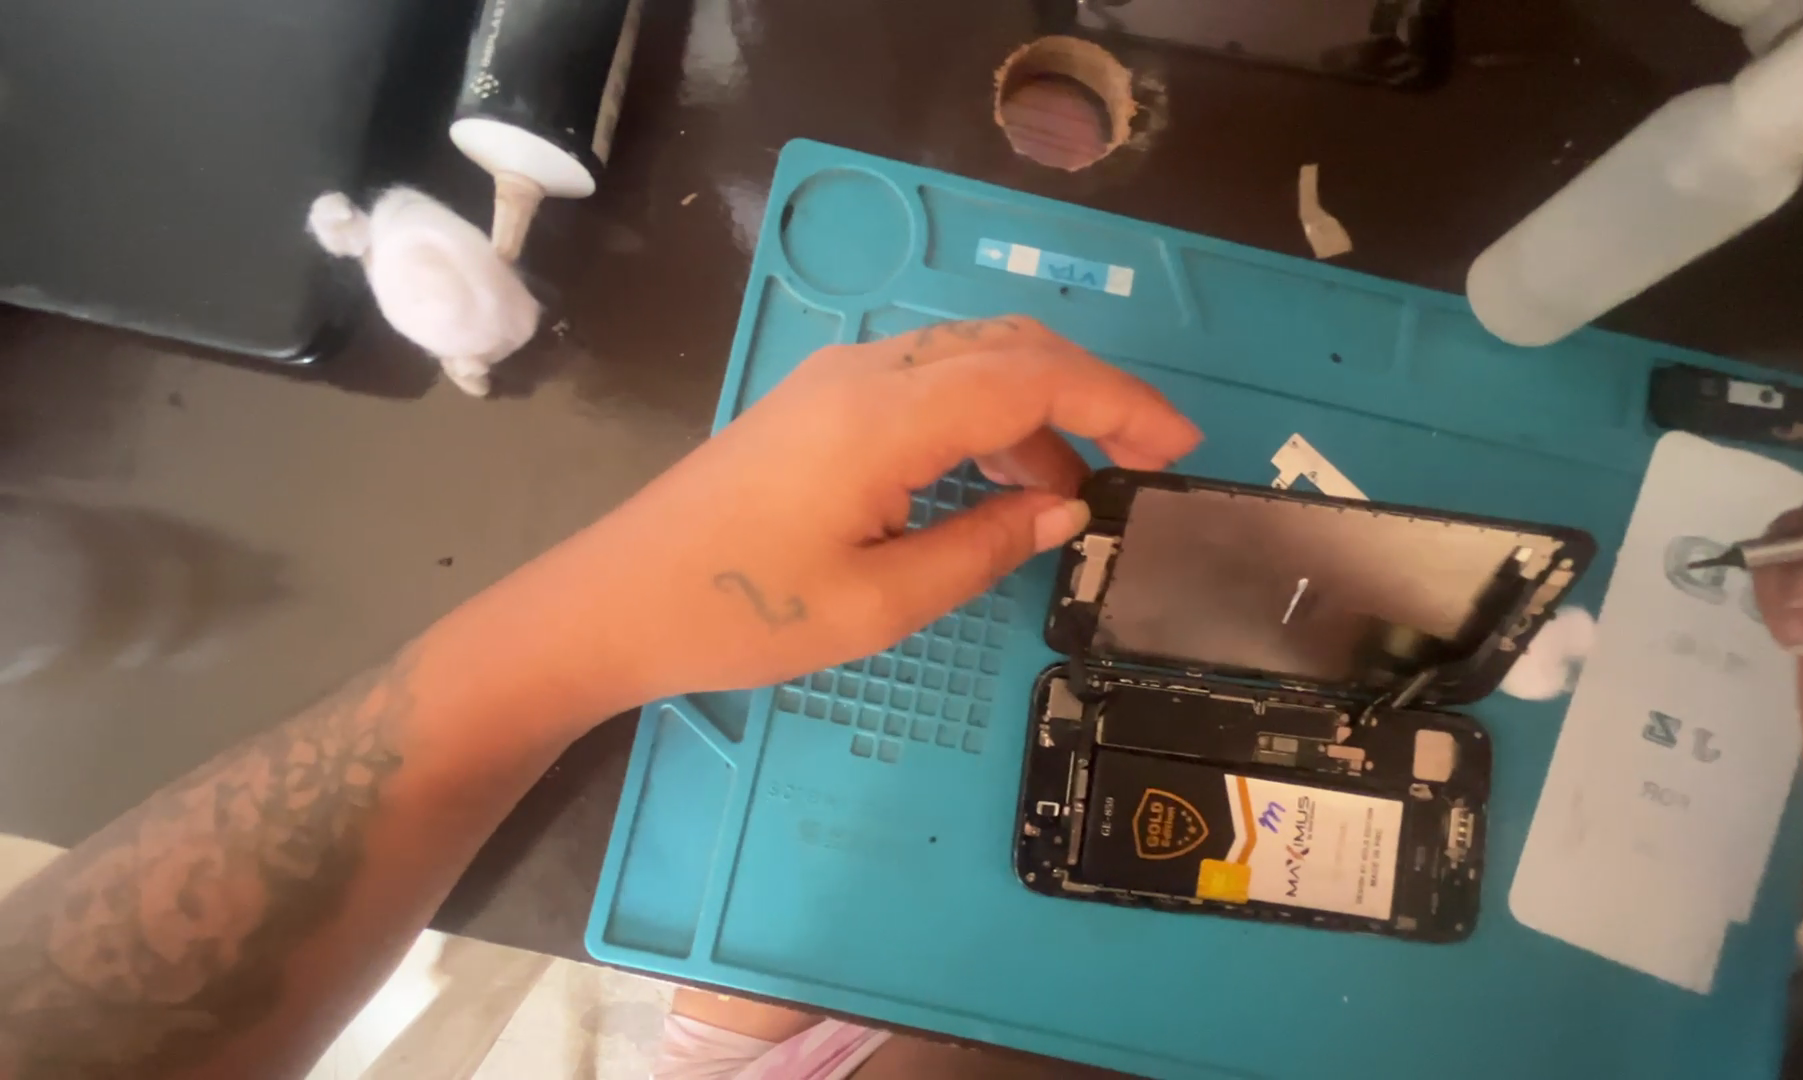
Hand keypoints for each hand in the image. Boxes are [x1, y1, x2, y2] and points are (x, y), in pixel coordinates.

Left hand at [532, 317, 1200, 717]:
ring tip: (1069, 492)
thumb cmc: (745, 614)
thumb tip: (1068, 506)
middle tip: (1141, 460)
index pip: (1033, 378)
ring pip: (971, 362)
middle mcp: (868, 370)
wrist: (616, 601)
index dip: (1119, 403)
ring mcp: (840, 377)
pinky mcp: (824, 399)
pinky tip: (998, 477)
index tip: (1178, 444)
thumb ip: (987, 545)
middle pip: (1010, 349)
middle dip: (1092, 396)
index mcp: (887, 415)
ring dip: (1036, 414)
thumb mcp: (883, 601)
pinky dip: (985, 421)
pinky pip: (931, 385)